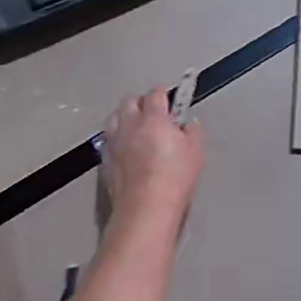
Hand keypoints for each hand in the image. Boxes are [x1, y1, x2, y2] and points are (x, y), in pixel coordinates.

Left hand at [101, 86, 203, 233]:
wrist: (146, 207)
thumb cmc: (175, 177)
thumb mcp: (195, 152)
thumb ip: (192, 132)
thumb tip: (188, 125)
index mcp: (153, 118)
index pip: (155, 93)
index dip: (164, 93)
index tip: (171, 98)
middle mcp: (129, 125)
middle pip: (129, 101)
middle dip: (141, 102)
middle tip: (154, 113)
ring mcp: (114, 142)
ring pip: (114, 118)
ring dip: (125, 117)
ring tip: (137, 128)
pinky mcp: (105, 160)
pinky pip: (108, 140)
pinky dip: (118, 138)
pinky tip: (127, 149)